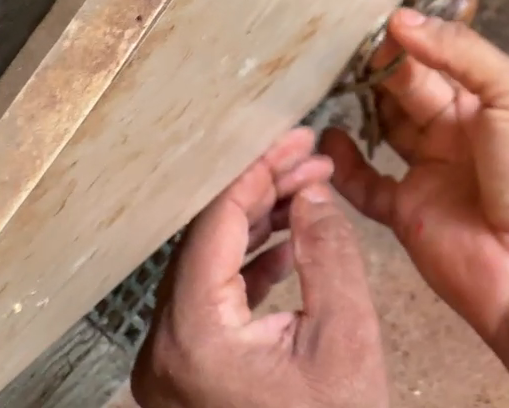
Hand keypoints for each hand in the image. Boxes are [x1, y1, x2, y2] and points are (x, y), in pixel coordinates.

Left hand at [133, 128, 387, 407]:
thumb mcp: (344, 330)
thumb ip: (326, 247)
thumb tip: (310, 187)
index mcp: (194, 336)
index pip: (217, 222)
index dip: (259, 169)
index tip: (298, 138)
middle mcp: (163, 348)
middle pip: (209, 237)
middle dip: (263, 190)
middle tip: (311, 159)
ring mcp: (168, 363)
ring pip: (209, 261)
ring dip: (260, 221)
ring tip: (308, 190)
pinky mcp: (185, 370)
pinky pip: (210, 294)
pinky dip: (250, 261)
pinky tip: (288, 241)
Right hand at [320, 10, 508, 339]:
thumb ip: (462, 53)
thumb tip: (402, 19)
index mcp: (484, 96)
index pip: (438, 54)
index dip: (407, 35)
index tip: (367, 14)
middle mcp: (453, 127)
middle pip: (406, 86)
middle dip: (376, 65)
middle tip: (335, 44)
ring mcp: (428, 169)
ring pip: (382, 127)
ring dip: (357, 105)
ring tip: (320, 81)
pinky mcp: (406, 212)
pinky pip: (367, 184)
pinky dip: (344, 165)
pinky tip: (326, 141)